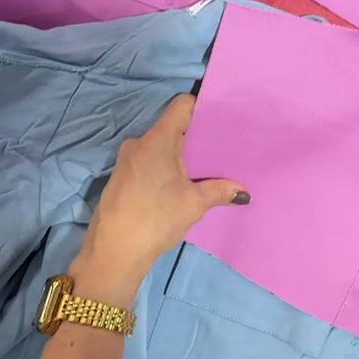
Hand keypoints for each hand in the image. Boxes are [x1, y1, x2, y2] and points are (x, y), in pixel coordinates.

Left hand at [73, 94, 247, 304]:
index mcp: (157, 140)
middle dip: (195, 137)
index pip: (181, 106)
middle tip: (219, 150)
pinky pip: (149, 162)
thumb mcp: (194, 204)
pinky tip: (178, 186)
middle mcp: (139, 143)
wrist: (114, 252)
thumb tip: (244, 193)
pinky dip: (165, 168)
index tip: (220, 119)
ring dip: (179, 156)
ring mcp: (127, 160)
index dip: (201, 107)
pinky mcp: (121, 178)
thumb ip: (220, 191)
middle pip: (172, 127)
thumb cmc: (156, 218)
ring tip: (203, 170)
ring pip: (160, 147)